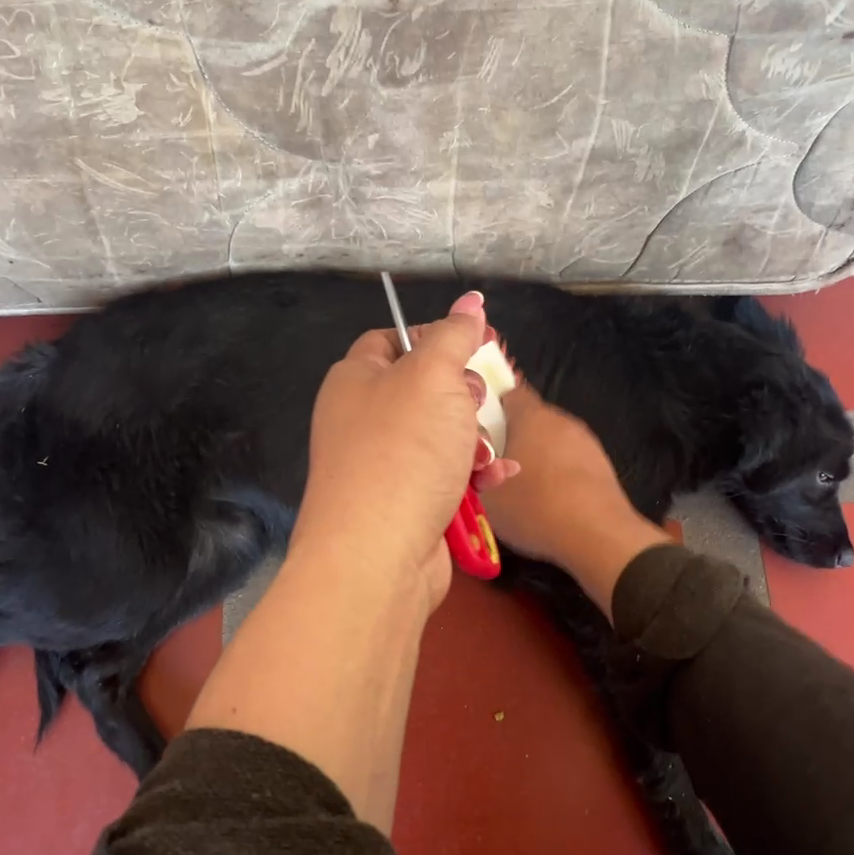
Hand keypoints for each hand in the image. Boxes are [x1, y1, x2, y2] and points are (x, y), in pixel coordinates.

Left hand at [295, 291, 519, 608]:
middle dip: (461, 393)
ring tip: (483, 449)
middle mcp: (361, 418)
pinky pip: (443, 475)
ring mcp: (380, 465)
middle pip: (421, 388)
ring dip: (472, 438)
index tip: (474, 344)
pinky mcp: (402, 503)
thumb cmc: (403, 449)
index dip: (435, 336)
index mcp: (355, 378)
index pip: (393, 339)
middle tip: (475, 402)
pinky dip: (471, 473)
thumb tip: (471, 301)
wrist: (377, 554)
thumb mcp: (434, 376)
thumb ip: (455, 335)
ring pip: (439, 434)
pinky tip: (497, 475)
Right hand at [480, 387, 670, 614]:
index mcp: (531, 417)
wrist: (596, 534)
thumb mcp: (486, 496)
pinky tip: (553, 501)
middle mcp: (561, 420)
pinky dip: (561, 474)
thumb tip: (473, 463)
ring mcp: (587, 442)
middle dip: (517, 435)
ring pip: (555, 441)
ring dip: (541, 456)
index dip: (496, 405)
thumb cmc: (533, 507)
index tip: (482, 425)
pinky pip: (573, 462)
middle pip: (534, 419)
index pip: (512, 393)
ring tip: (526, 487)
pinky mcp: (604, 465)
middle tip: (498, 463)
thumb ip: (476, 471)